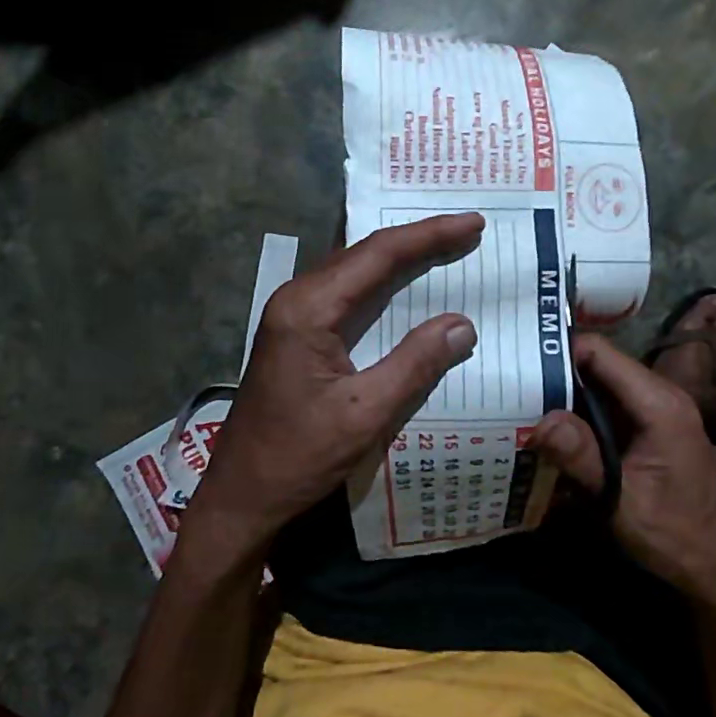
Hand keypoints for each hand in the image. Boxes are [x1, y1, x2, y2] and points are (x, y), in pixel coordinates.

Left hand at [181, 213, 485, 554]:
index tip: (471, 223)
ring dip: (398, 258)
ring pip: (352, 270)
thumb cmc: (299, 456)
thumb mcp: (365, 413)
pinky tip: (403, 287)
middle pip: (363, 254)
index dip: (428, 235)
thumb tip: (462, 323)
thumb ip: (414, 364)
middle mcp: (296, 299)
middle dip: (416, 239)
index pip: (377, 255)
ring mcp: (291, 315)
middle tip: (466, 230)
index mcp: (307, 308)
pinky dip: (379, 284)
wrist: (243, 493)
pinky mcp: (295, 333)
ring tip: (444, 248)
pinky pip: (344, 294)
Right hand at [533, 334, 715, 603]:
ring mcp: (650, 412)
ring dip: (558, 396)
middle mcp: (657, 396)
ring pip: (594, 386)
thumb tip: (539, 421)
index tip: (514, 364)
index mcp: (658, 402)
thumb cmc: (677, 535)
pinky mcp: (643, 430)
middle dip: (550, 373)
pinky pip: (602, 407)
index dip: (556, 351)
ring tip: (512, 404)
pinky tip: (543, 429)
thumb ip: (582, 457)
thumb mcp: (622, 499)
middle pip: (593, 365)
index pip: (597, 351)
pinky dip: (573, 415)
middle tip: (504, 387)